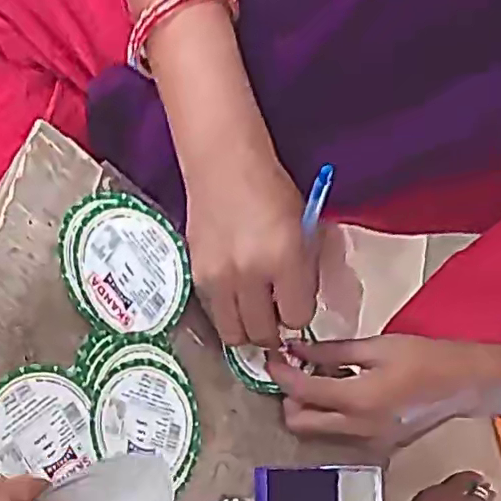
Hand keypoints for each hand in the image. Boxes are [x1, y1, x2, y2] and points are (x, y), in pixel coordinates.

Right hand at [185, 150, 318, 347]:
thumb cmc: (270, 191)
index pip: (297, 317)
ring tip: (252, 315)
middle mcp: (249, 274)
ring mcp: (219, 279)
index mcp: (284, 258)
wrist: (223, 166)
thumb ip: (303, 273)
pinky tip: (234, 297)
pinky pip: (215, 316)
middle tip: (274, 318)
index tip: (296, 306)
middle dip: (273, 332)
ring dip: (246, 331)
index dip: (299, 316)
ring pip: (234, 335)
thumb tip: (296, 311)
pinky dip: (227, 315)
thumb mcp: (303, 228)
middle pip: (262, 334)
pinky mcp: (197, 279)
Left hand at [268, 335, 500, 450]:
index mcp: (358, 401)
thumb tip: (295, 349)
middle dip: (289, 396)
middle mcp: (356, 430)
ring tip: (327, 376)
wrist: (470, 385)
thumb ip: (331, 351)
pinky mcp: (373, 447)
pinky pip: (335, 433)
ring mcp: (365, 443)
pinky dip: (329, 413)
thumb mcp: (378, 346)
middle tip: (298, 370)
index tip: (273, 356)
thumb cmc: (429, 358)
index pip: (301, 391)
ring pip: (314, 430)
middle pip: (298, 422)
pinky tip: (345, 390)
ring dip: (308, 405)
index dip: (280, 372)